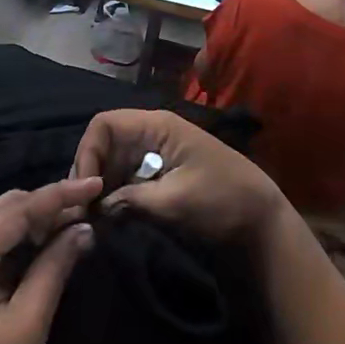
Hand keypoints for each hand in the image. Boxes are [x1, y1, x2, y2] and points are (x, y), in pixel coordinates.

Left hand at [0, 177, 100, 343]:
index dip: (60, 193)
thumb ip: (54, 269)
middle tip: (92, 208)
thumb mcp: (25, 326)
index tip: (99, 182)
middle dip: (50, 203)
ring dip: (41, 219)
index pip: (16, 210)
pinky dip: (29, 238)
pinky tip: (54, 242)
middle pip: (7, 208)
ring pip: (4, 223)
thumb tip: (84, 227)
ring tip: (80, 222)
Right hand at [72, 110, 288, 244]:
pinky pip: (128, 176)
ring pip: (114, 162)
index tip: (85, 191)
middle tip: (84, 212)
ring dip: (102, 187)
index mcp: (160, 126)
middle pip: (105, 143)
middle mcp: (156, 132)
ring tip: (94, 219)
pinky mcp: (163, 173)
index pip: (104, 124)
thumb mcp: (173, 201)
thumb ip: (129, 200)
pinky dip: (116, 194)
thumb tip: (93, 209)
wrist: (260, 216)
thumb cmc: (221, 200)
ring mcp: (160, 153)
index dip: (87, 153)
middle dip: (91, 173)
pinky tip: (112, 217)